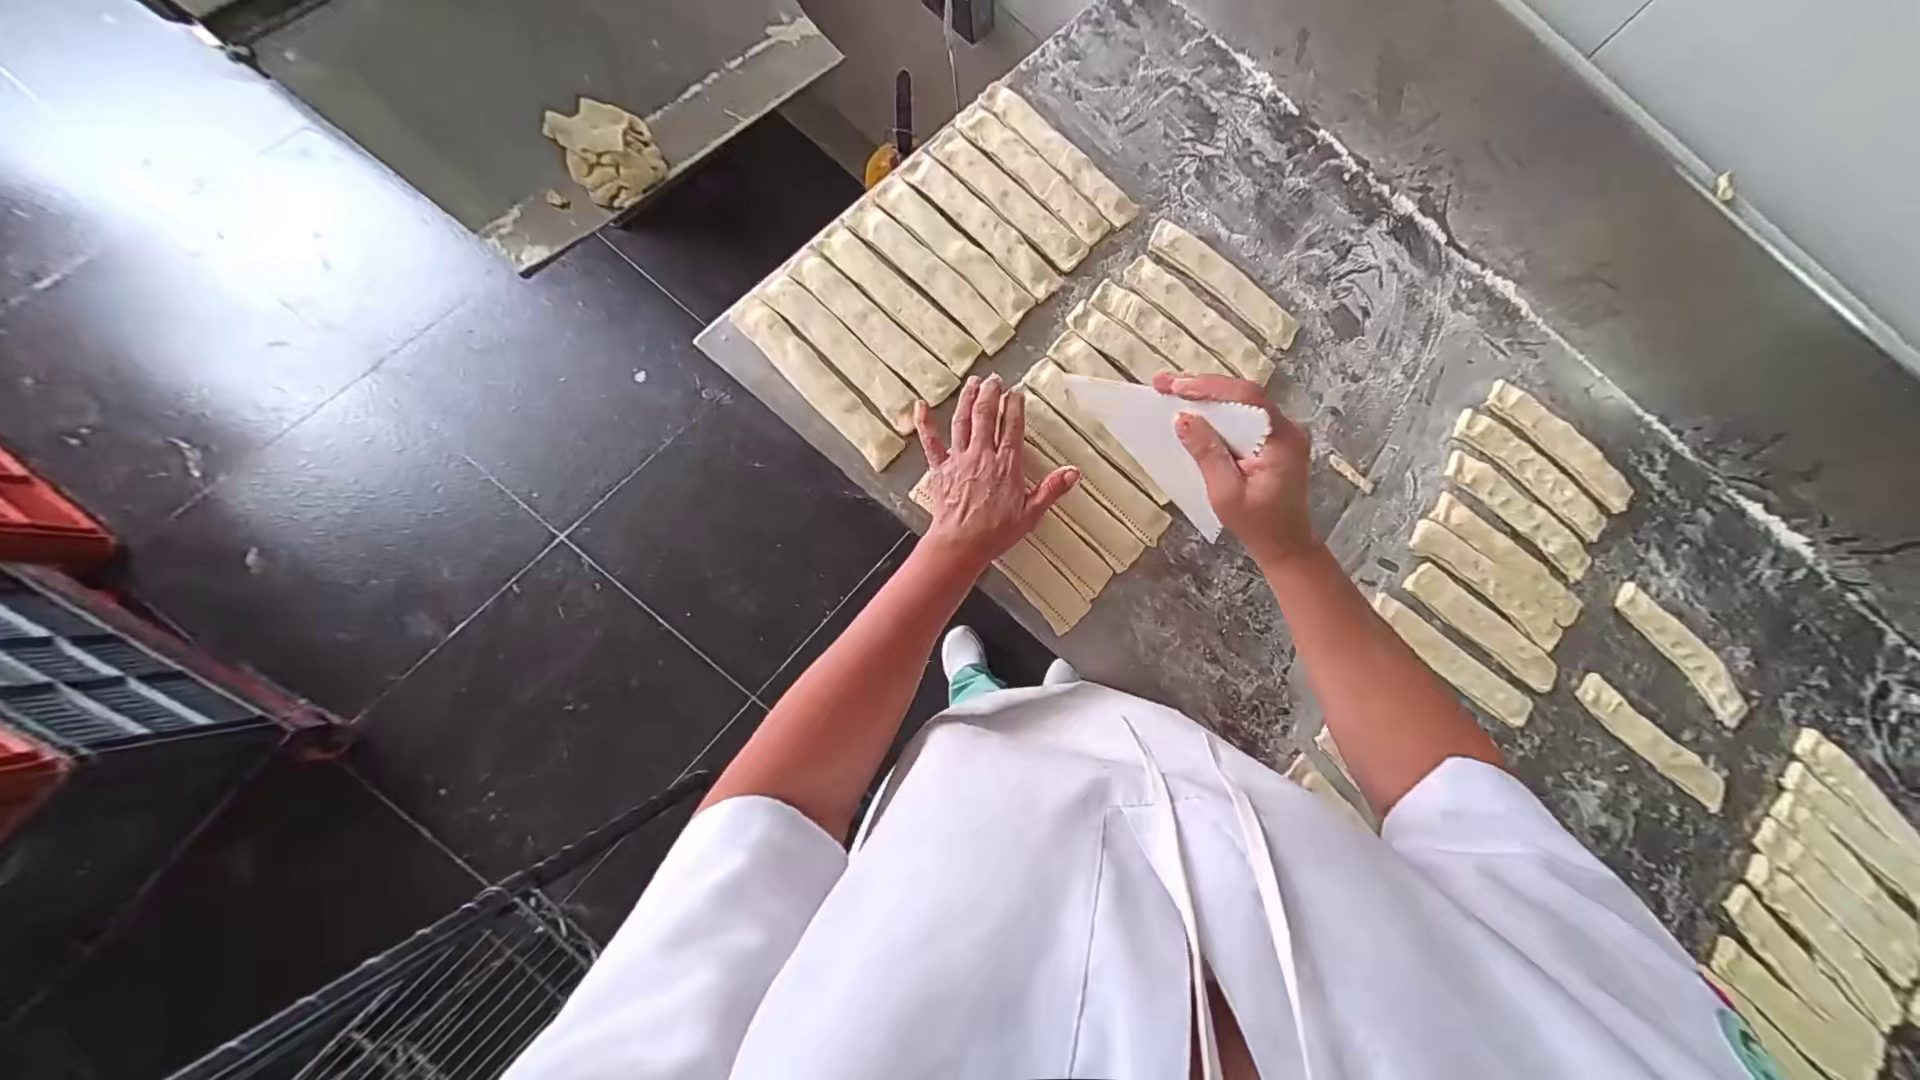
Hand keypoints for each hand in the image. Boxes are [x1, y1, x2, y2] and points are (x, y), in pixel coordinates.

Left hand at [917, 374, 1078, 571]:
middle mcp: (982, 456)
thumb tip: (1073, 473)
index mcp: (1006, 465)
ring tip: (974, 382)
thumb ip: (1051, 490)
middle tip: (996, 380)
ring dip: (968, 398)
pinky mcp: (940, 468)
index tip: (1016, 394)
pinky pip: (931, 442)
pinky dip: (925, 423)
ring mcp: (959, 459)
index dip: (1014, 406)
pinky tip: (920, 406)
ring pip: (963, 421)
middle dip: (992, 393)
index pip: (1012, 427)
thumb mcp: (1030, 513)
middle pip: (987, 415)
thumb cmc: (994, 533)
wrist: (961, 544)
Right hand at [1154, 371, 1316, 566]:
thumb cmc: (1258, 525)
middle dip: (1201, 387)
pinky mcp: (1272, 442)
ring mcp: (1281, 434)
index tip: (1176, 386)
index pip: (1245, 398)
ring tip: (1172, 391)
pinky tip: (1194, 411)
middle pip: (1242, 395)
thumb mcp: (1226, 493)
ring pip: (1241, 404)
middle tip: (1163, 384)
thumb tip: (1184, 420)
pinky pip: (1242, 419)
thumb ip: (1207, 454)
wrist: (1286, 545)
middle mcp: (1286, 429)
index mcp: (1281, 438)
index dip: (1208, 387)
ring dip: (1206, 398)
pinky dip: (1216, 414)